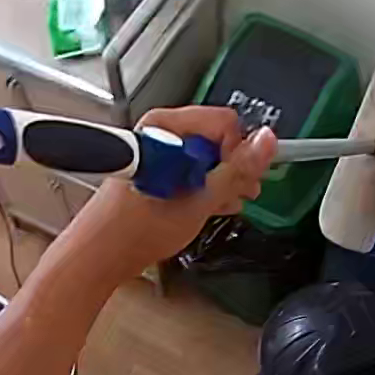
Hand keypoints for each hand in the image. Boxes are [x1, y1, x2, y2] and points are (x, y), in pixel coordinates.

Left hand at [67, 106, 276, 280]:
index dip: (241, 153)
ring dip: (221, 182)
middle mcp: (162, 132)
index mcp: (169, 127)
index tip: (244, 181)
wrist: (106, 251)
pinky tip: (209, 208)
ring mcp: (160, 153)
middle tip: (239, 195)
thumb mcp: (201, 199)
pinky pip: (191, 171)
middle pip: (216, 139)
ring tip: (223, 206)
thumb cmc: (143, 226)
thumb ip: (237, 170)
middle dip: (233, 169)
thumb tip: (267, 142)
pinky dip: (204, 189)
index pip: (226, 123)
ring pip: (206, 158)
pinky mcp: (158, 171)